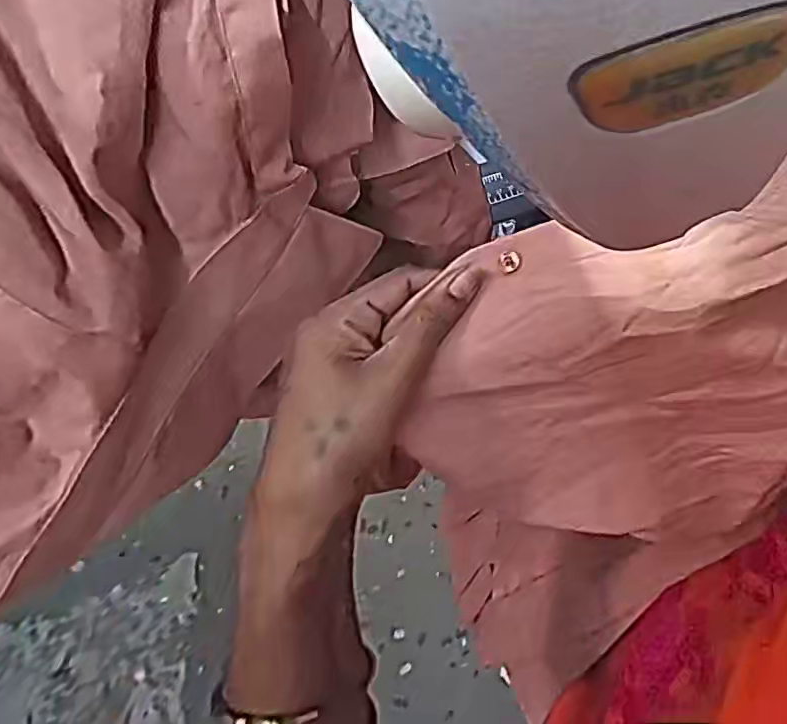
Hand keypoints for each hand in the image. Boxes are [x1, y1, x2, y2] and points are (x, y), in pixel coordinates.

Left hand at [248, 264, 484, 548]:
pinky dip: (412, 358)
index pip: (401, 281)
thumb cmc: (342, 440)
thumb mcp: (396, 373)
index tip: (481, 291)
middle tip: (474, 320)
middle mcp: (328, 331)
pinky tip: (432, 370)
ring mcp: (332, 358)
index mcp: (333, 319)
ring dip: (426, 337)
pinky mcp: (342, 383)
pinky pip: (386, 354)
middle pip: (397, 304)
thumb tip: (467, 278)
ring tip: (459, 345)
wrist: (306, 508)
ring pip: (395, 330)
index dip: (443, 283)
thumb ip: (432, 321)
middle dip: (436, 311)